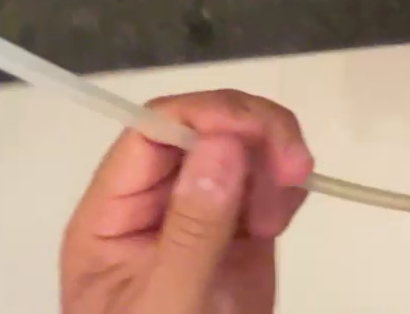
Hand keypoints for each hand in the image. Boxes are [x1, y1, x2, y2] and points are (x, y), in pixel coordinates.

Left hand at [61, 90, 314, 313]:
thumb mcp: (168, 305)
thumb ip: (193, 229)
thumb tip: (222, 142)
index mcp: (114, 214)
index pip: (156, 129)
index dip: (209, 115)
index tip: (260, 136)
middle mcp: (156, 199)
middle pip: (209, 122)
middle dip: (258, 134)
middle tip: (295, 171)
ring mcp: (201, 208)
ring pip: (246, 139)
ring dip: (277, 160)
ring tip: (278, 220)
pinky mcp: (241, 220)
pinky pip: (269, 171)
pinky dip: (288, 182)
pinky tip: (283, 222)